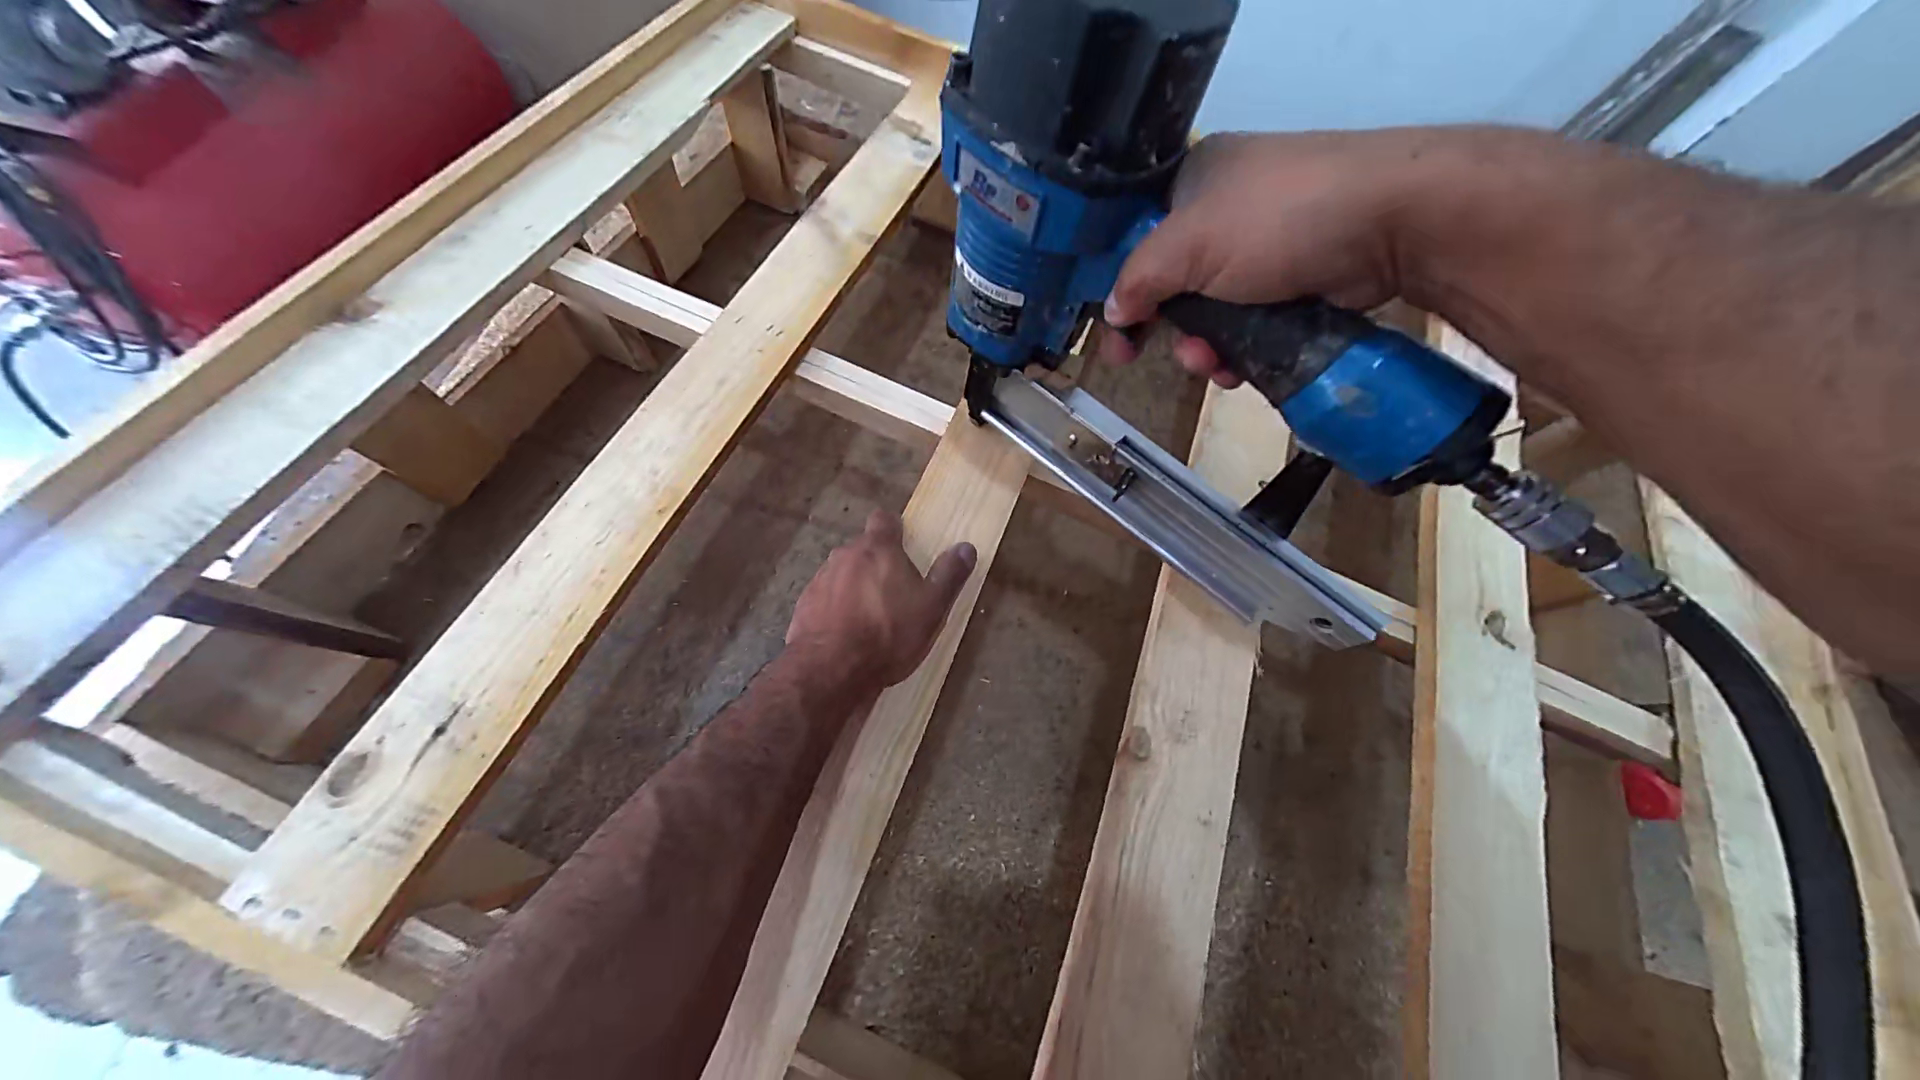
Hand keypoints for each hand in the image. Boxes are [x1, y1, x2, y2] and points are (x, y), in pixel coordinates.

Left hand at [786, 510, 977, 687]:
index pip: (884, 520)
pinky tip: (845, 633)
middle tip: (893, 591)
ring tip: (869, 617)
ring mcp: (820, 580)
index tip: (903, 542)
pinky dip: (835, 609)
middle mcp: (845, 556)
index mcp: (878, 550)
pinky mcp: (803, 605)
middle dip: (876, 563)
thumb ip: (949, 575)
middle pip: (862, 549)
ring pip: (842, 574)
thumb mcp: (932, 607)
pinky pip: (824, 599)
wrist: (832, 669)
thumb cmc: (889, 634)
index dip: (894, 528)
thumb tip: (966, 547)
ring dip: (854, 586)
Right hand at [1098, 128, 1497, 382]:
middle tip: (1155, 356)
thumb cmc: (1275, 220)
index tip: (1115, 332)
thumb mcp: (1188, 247)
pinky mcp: (1292, 281)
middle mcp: (1225, 211)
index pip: (1139, 238)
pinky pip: (1245, 324)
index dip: (1121, 287)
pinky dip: (1235, 349)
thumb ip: (1138, 280)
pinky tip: (1238, 368)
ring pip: (1209, 312)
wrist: (1390, 222)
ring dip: (1201, 347)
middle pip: (1172, 283)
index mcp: (1195, 181)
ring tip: (1212, 365)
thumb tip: (1111, 312)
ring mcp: (1262, 248)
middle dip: (1166, 328)